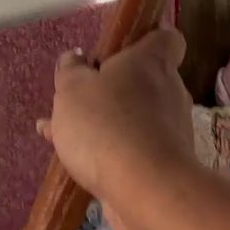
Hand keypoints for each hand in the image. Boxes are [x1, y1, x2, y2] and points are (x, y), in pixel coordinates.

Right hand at [41, 29, 196, 229]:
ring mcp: (172, 129)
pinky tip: (71, 160)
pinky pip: (132, 147)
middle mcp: (170, 91)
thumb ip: (71, 70)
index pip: (167, 39)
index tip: (121, 49)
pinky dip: (108, 150)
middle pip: (144, 80)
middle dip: (111, 89)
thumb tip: (76, 58)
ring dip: (102, 122)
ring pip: (134, 116)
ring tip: (58, 131)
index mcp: (152, 62)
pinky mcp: (165, 163)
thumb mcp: (72, 89)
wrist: (145, 190)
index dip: (148, 39)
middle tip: (77, 99)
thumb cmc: (107, 125)